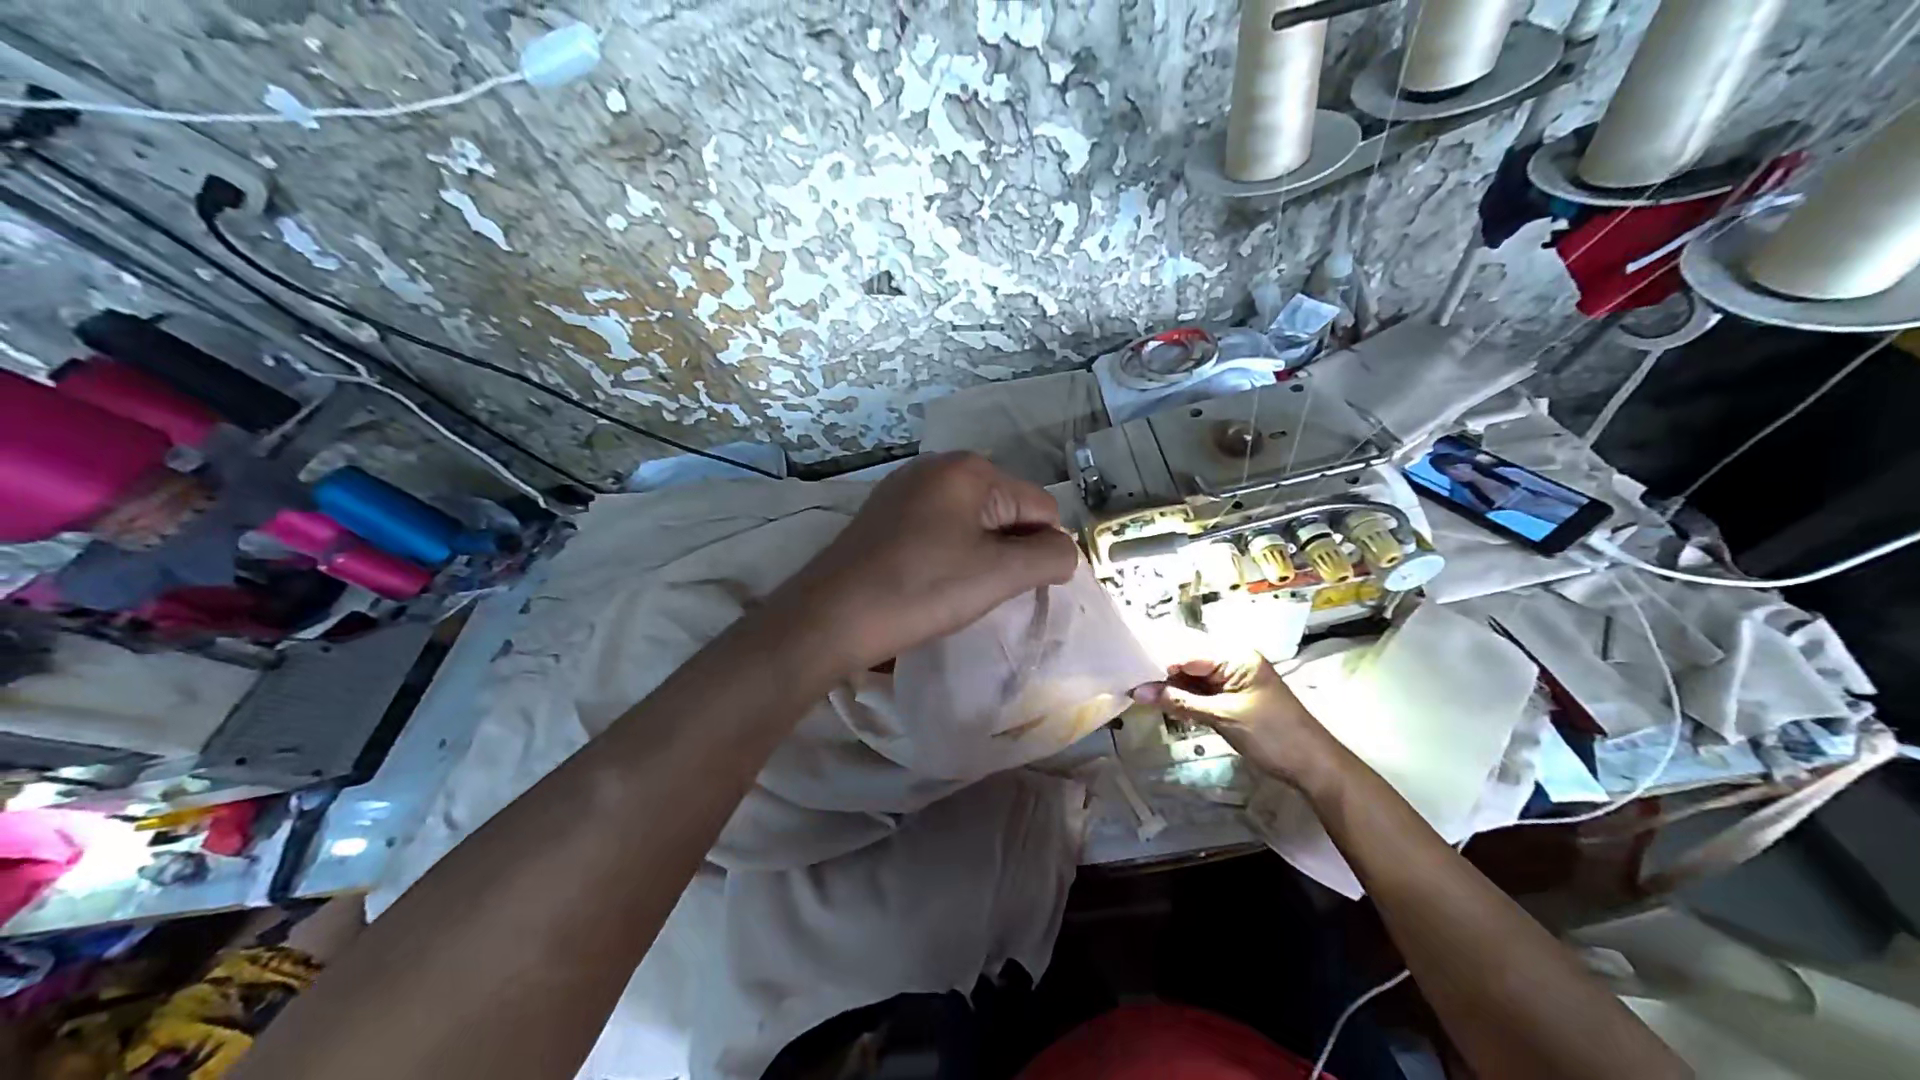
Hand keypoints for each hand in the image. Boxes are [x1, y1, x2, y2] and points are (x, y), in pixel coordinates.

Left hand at [768, 453, 1080, 672]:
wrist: (831, 617)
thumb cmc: (920, 590)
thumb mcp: (998, 574)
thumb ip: (1049, 557)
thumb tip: (1064, 551)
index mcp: (970, 469)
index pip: (1041, 507)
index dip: (1041, 551)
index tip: (1017, 588)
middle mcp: (938, 466)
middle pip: (1006, 511)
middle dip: (1008, 551)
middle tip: (984, 590)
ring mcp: (906, 488)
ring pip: (973, 522)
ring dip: (979, 556)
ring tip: (956, 590)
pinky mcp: (885, 514)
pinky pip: (940, 529)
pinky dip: (948, 554)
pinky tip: (930, 582)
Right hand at [1130, 654, 1346, 789]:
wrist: (1314, 767)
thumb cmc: (1273, 735)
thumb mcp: (1222, 717)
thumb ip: (1179, 703)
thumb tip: (1138, 692)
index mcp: (1236, 656)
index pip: (1187, 651)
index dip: (1158, 660)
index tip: (1128, 668)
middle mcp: (1233, 662)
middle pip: (1188, 661)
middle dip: (1160, 672)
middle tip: (1128, 680)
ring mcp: (1233, 681)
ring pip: (1191, 678)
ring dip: (1169, 687)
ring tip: (1137, 691)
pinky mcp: (1232, 699)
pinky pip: (1200, 692)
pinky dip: (1183, 699)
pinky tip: (1161, 703)